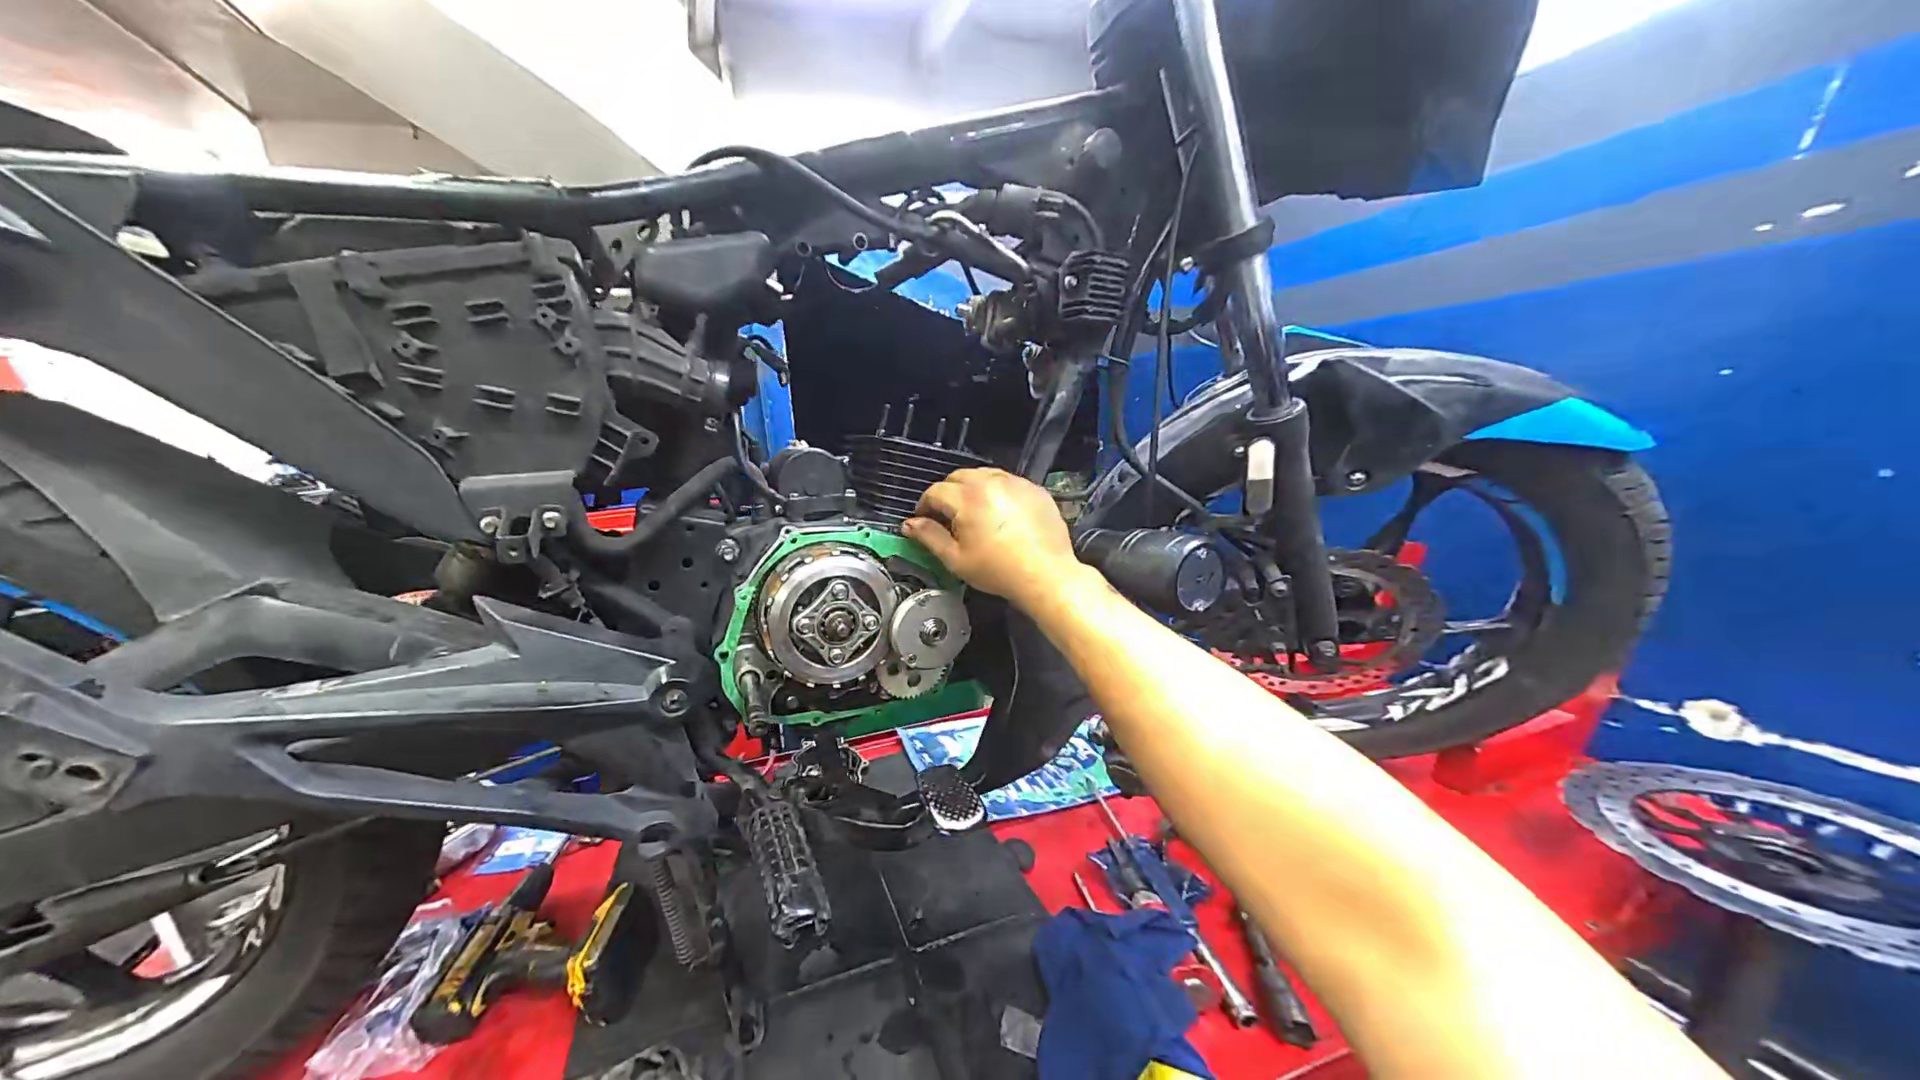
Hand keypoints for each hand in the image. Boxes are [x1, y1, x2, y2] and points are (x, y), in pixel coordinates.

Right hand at [902, 468, 1081, 607]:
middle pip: (958, 477)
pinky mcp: (1034, 490)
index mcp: (967, 497)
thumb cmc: (999, 570)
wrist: (1046, 575)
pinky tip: (1000, 514)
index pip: (935, 491)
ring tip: (973, 513)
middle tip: (947, 516)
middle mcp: (991, 482)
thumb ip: (929, 537)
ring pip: (984, 475)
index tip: (923, 519)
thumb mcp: (956, 559)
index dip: (924, 505)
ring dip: (972, 489)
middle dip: (947, 493)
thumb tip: (909, 524)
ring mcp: (1016, 483)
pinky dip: (997, 492)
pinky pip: (1008, 482)